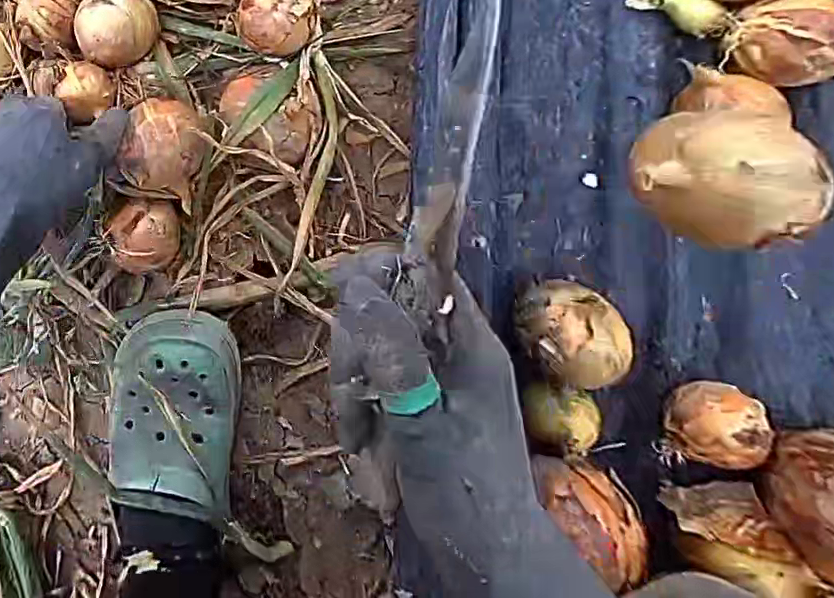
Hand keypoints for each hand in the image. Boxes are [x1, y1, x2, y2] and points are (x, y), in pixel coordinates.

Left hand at [0, 97, 124, 349]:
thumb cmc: (44, 186)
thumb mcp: (88, 161)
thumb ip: (107, 134)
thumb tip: (122, 112)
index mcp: (38, 106)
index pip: (67, 108)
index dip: (79, 131)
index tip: (86, 155)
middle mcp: (5, 113)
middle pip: (37, 125)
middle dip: (50, 143)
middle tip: (65, 173)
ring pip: (14, 144)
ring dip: (26, 160)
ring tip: (41, 192)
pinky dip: (4, 177)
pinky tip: (14, 201)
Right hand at [329, 252, 611, 597]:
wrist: (493, 561)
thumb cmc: (466, 495)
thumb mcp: (423, 424)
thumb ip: (394, 356)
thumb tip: (359, 286)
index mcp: (469, 338)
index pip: (426, 270)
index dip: (382, 271)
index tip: (340, 293)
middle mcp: (456, 345)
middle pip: (392, 307)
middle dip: (358, 346)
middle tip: (348, 400)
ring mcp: (440, 371)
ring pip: (380, 343)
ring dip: (356, 382)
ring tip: (356, 435)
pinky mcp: (426, 396)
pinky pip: (383, 376)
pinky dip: (365, 402)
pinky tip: (362, 441)